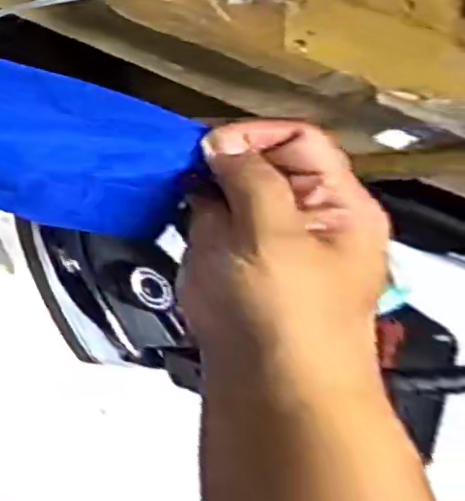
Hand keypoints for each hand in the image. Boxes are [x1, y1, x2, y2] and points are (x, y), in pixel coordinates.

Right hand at [177, 120, 390, 392]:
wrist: (265, 365)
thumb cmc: (288, 311)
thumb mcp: (276, 237)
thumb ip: (251, 181)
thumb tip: (219, 141)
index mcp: (337, 205)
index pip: (299, 140)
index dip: (253, 135)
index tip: (209, 147)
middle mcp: (299, 208)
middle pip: (257, 153)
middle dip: (215, 150)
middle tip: (179, 158)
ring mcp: (257, 223)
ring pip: (223, 174)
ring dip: (192, 169)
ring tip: (167, 176)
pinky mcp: (220, 236)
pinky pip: (199, 197)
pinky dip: (178, 189)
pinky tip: (164, 194)